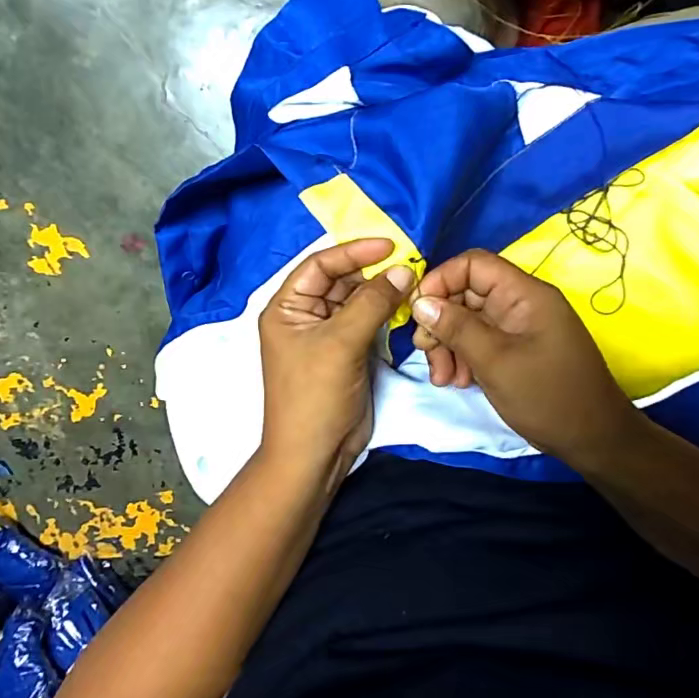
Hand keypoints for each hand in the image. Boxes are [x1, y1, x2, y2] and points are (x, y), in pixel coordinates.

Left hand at [259, 238, 413, 482]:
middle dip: (371, 272)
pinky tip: (405, 305)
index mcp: (286, 307)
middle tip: (409, 265)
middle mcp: (302, 316)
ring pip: (355, 300)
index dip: (353, 251)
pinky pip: (365, 321)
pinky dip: (384, 313)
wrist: (314, 454)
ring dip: (381, 292)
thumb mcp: (341, 344)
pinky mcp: (345, 351)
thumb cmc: (315, 395)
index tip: (390, 244)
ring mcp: (325, 334)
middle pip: (339, 280)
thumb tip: (403, 269)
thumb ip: (372, 303)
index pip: (319, 265)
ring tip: (412, 283)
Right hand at [410, 250, 643, 468]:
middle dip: (440, 322)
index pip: (473, 265)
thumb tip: (420, 302)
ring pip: (465, 320)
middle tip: (426, 352)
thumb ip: (456, 328)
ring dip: (446, 345)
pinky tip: (457, 381)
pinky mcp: (512, 349)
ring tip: (443, 377)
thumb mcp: (496, 362)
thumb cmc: (549, 397)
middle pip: (465, 294)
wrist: (595, 441)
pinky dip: (460, 357)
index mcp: (524, 294)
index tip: (419, 311)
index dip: (441, 280)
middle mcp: (519, 304)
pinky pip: (476, 341)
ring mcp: (516, 328)